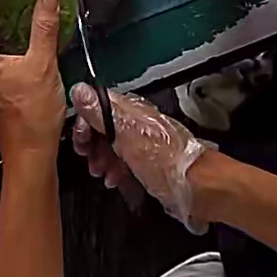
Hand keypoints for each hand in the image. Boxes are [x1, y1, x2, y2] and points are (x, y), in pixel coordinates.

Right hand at [69, 83, 215, 231]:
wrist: (197, 187)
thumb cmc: (164, 161)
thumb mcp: (126, 135)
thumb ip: (101, 113)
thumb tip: (79, 90)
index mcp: (131, 110)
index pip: (97, 106)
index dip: (84, 123)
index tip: (79, 141)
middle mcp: (137, 122)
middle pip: (104, 126)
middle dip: (92, 143)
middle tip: (89, 160)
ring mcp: (143, 142)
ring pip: (112, 145)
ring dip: (102, 159)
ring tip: (102, 173)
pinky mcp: (148, 162)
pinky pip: (125, 161)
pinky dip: (116, 169)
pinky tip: (115, 180)